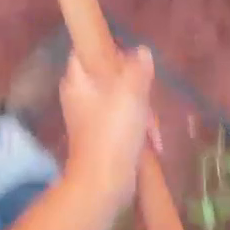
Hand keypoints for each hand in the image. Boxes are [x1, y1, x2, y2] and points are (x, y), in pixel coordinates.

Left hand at [59, 47, 155, 211]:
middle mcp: (78, 94)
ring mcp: (88, 116)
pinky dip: (136, 129)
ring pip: (120, 100)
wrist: (102, 181)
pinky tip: (152, 144)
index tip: (132, 59)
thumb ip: (137, 69)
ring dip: (141, 113)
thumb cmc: (112, 131)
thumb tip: (141, 51)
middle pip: (110, 77)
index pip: (87, 50)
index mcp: (77, 79)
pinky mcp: (99, 135)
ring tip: (152, 131)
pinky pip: (121, 121)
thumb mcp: (131, 93)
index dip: (110, 49)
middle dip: (136, 89)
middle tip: (148, 102)